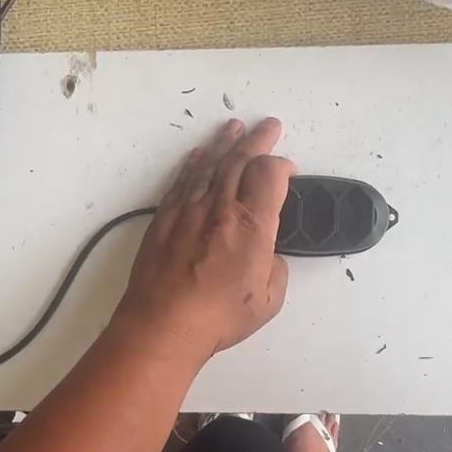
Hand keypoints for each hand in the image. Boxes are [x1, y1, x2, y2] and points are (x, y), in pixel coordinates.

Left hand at [114, 117, 294, 358]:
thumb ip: (276, 269)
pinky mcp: (165, 220)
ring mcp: (189, 211)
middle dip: (257, 139)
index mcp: (251, 227)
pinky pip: (182, 181)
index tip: (287, 169)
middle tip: (268, 126)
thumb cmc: (216, 316)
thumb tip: (269, 256)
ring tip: (234, 128)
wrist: (163, 325)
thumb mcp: (268, 300)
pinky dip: (193, 164)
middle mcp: (220, 210)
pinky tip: (199, 155)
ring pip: (209, 165)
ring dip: (224, 143)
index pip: (269, 174)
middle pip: (240, 160)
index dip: (282, 165)